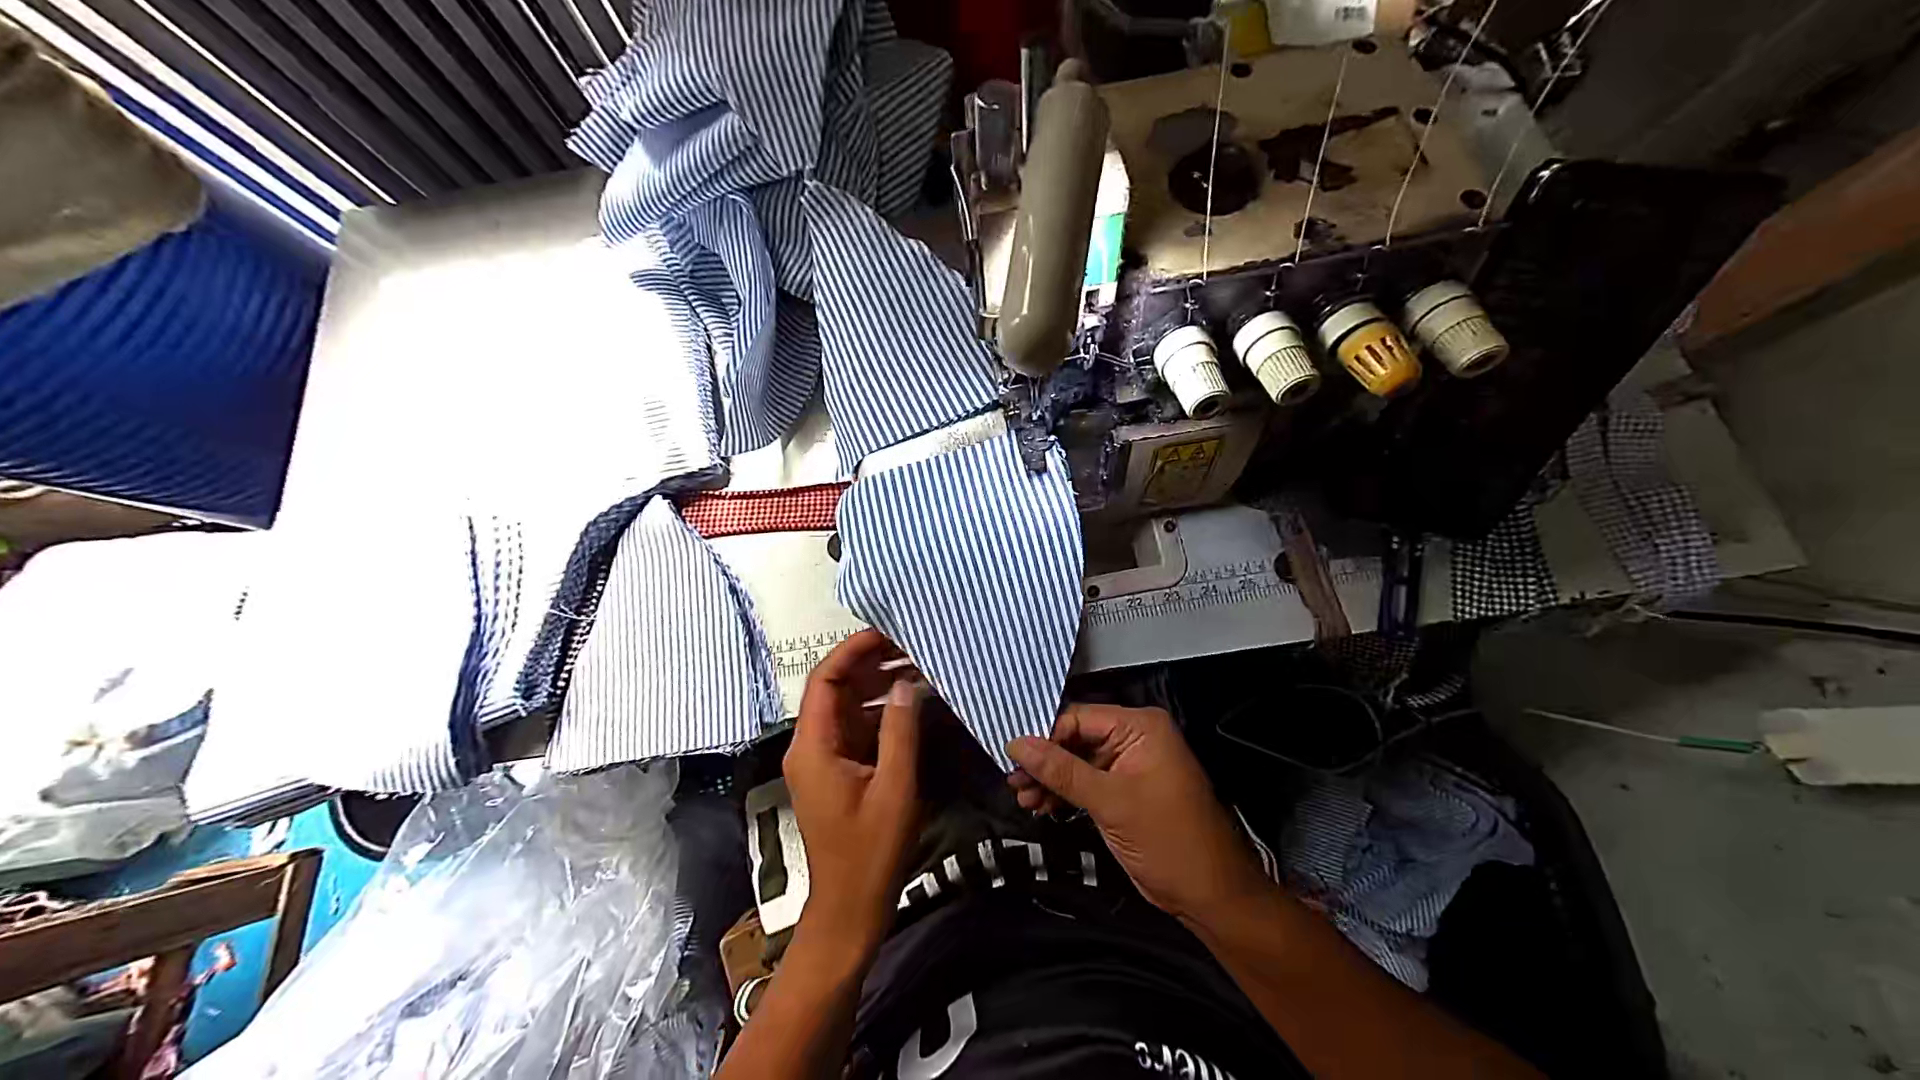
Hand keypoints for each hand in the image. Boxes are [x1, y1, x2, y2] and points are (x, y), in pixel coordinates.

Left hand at [783, 629, 924, 957]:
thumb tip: (906, 683)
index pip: (825, 679)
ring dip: (878, 688)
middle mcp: (810, 746)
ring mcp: (822, 760)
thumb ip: (900, 731)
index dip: (853, 651)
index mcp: (813, 746)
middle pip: (836, 689)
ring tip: (918, 668)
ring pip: (848, 708)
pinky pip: (856, 730)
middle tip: (912, 647)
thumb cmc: (870, 851)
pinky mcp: (837, 772)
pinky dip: (880, 714)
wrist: (850, 908)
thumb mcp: (894, 787)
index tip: (886, 634)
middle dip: (871, 665)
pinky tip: (910, 705)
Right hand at [1006, 704, 1269, 923]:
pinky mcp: (1125, 791)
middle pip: (1075, 739)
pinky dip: (1065, 793)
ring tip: (1025, 797)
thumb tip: (1020, 745)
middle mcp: (1135, 739)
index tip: (1013, 756)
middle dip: (1044, 762)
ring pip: (1076, 762)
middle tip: (1016, 780)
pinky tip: (1043, 805)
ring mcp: (1130, 765)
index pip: (1078, 718)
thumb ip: (1061, 770)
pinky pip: (1086, 781)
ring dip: (1050, 780)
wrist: (1211, 895)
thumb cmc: (1173, 842)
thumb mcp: (1110, 802)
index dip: (1044, 737)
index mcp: (1141, 727)